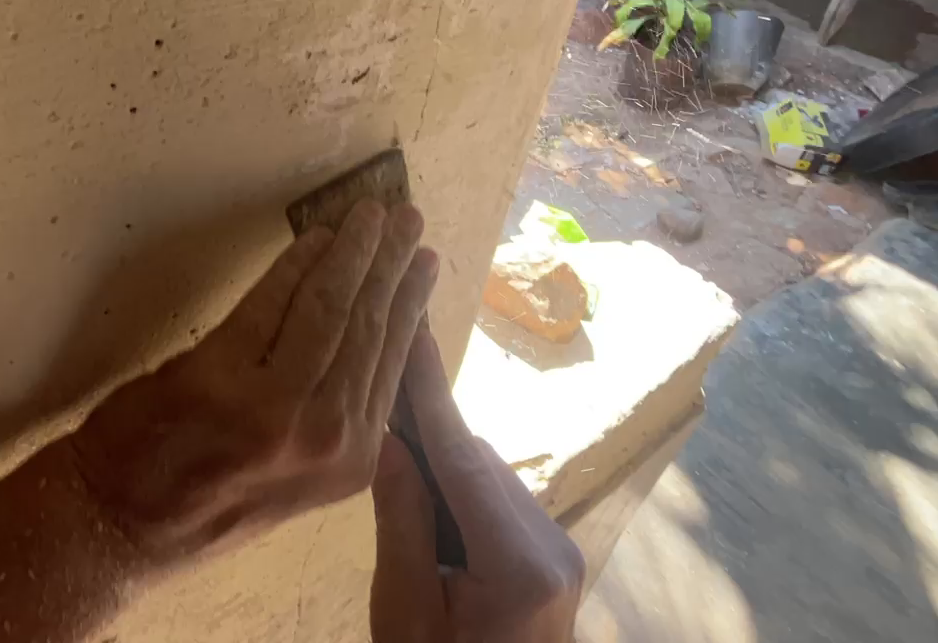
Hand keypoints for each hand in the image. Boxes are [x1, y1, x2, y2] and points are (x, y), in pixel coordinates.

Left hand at [69, 200, 439, 570]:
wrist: (123, 523)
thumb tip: (363, 334)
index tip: (423, 262)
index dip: (411, 303)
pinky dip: (294, 262)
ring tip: (371, 213)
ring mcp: (276, 406)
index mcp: (351, 461)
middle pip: (370, 326)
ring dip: (353, 250)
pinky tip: (314, 237)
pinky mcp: (222, 376)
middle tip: (407, 217)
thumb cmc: (210, 494)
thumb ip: (333, 413)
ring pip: (330, 307)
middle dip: (391, 263)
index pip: (394, 362)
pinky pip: (271, 301)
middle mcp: (328, 435)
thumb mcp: (296, 471)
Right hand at [371, 326, 584, 642]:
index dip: (430, 386)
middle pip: (474, 459)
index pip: (460, 451)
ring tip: (397, 474)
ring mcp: (561, 549)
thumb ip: (400, 515)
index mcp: (518, 560)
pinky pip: (498, 500)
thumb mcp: (404, 609)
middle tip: (376, 411)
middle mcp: (553, 541)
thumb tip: (386, 436)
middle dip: (426, 435)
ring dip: (442, 467)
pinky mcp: (555, 558)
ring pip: (486, 475)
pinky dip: (461, 492)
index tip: (413, 327)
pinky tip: (430, 513)